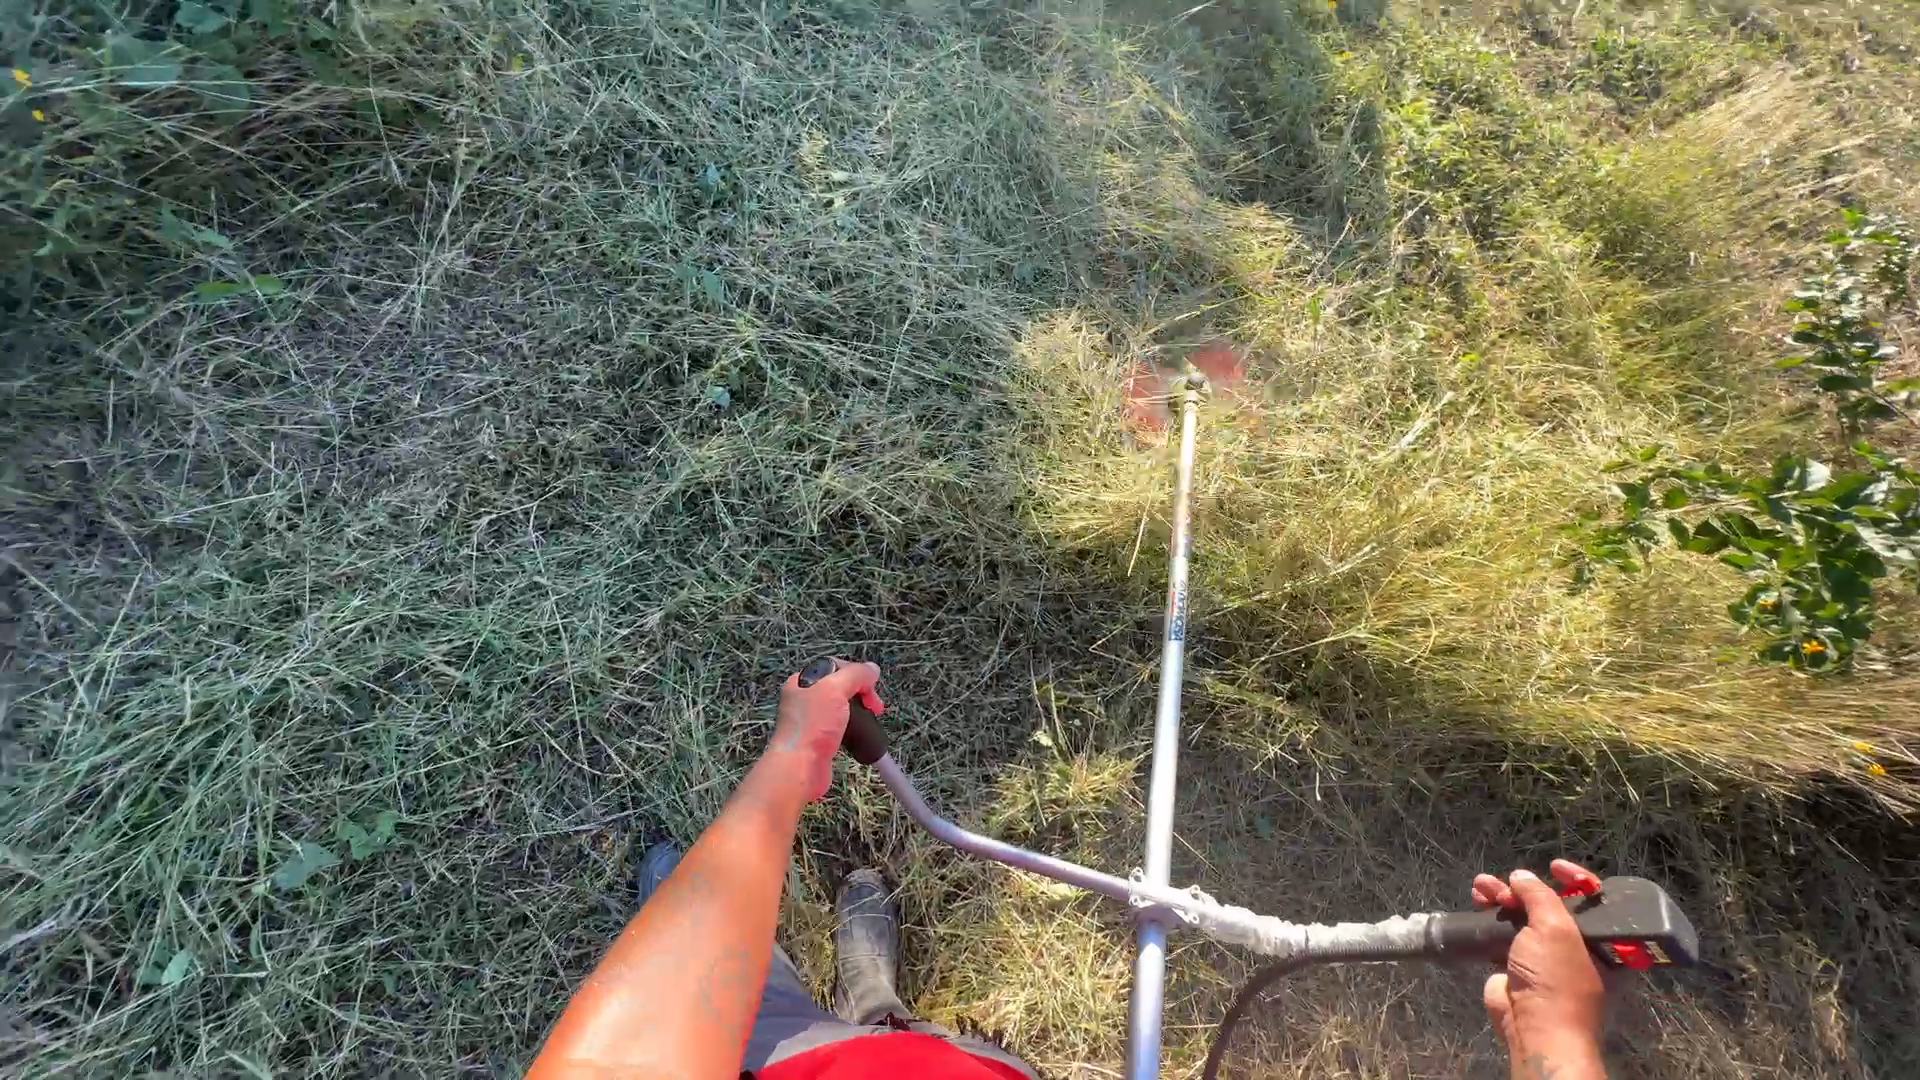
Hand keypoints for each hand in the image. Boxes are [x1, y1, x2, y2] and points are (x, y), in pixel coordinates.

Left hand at [769, 659, 883, 801]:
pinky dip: (852, 727)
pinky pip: (840, 726)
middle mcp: (805, 698)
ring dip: (859, 710)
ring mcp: (812, 720)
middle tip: (875, 706)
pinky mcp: (819, 739)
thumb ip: (856, 674)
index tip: (871, 686)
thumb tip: (872, 669)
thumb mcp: (835, 689)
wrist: (800, 768)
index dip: (856, 672)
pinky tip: (858, 733)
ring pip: (842, 707)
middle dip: (861, 692)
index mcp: (802, 681)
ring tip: (870, 719)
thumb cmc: (813, 725)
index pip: (835, 666)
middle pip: (841, 686)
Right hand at [1473, 860, 1608, 1079]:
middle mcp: (1576, 948)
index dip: (1579, 882)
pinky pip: (1503, 928)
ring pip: (1522, 913)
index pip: (1597, 905)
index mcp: (1602, 945)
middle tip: (1507, 883)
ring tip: (1482, 887)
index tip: (1556, 867)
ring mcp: (1544, 955)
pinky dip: (1490, 911)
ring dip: (1501, 894)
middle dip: (1525, 888)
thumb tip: (1522, 876)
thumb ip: (1541, 896)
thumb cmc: (1558, 979)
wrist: (1534, 1025)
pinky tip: (1477, 900)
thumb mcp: (1555, 930)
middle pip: (1550, 905)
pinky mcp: (1515, 961)